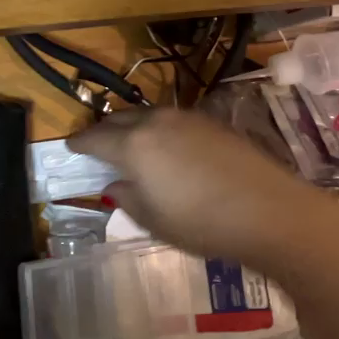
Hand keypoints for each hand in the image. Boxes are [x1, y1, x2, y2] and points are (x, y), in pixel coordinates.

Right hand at [67, 109, 338, 263]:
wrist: (269, 210)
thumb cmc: (203, 223)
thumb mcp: (154, 220)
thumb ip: (127, 197)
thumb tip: (116, 184)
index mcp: (133, 145)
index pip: (95, 138)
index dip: (80, 143)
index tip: (70, 147)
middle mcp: (155, 121)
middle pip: (119, 120)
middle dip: (104, 130)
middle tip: (95, 144)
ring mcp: (186, 118)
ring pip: (146, 115)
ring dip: (132, 126)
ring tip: (128, 143)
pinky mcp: (211, 122)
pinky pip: (170, 120)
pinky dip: (157, 129)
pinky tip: (165, 148)